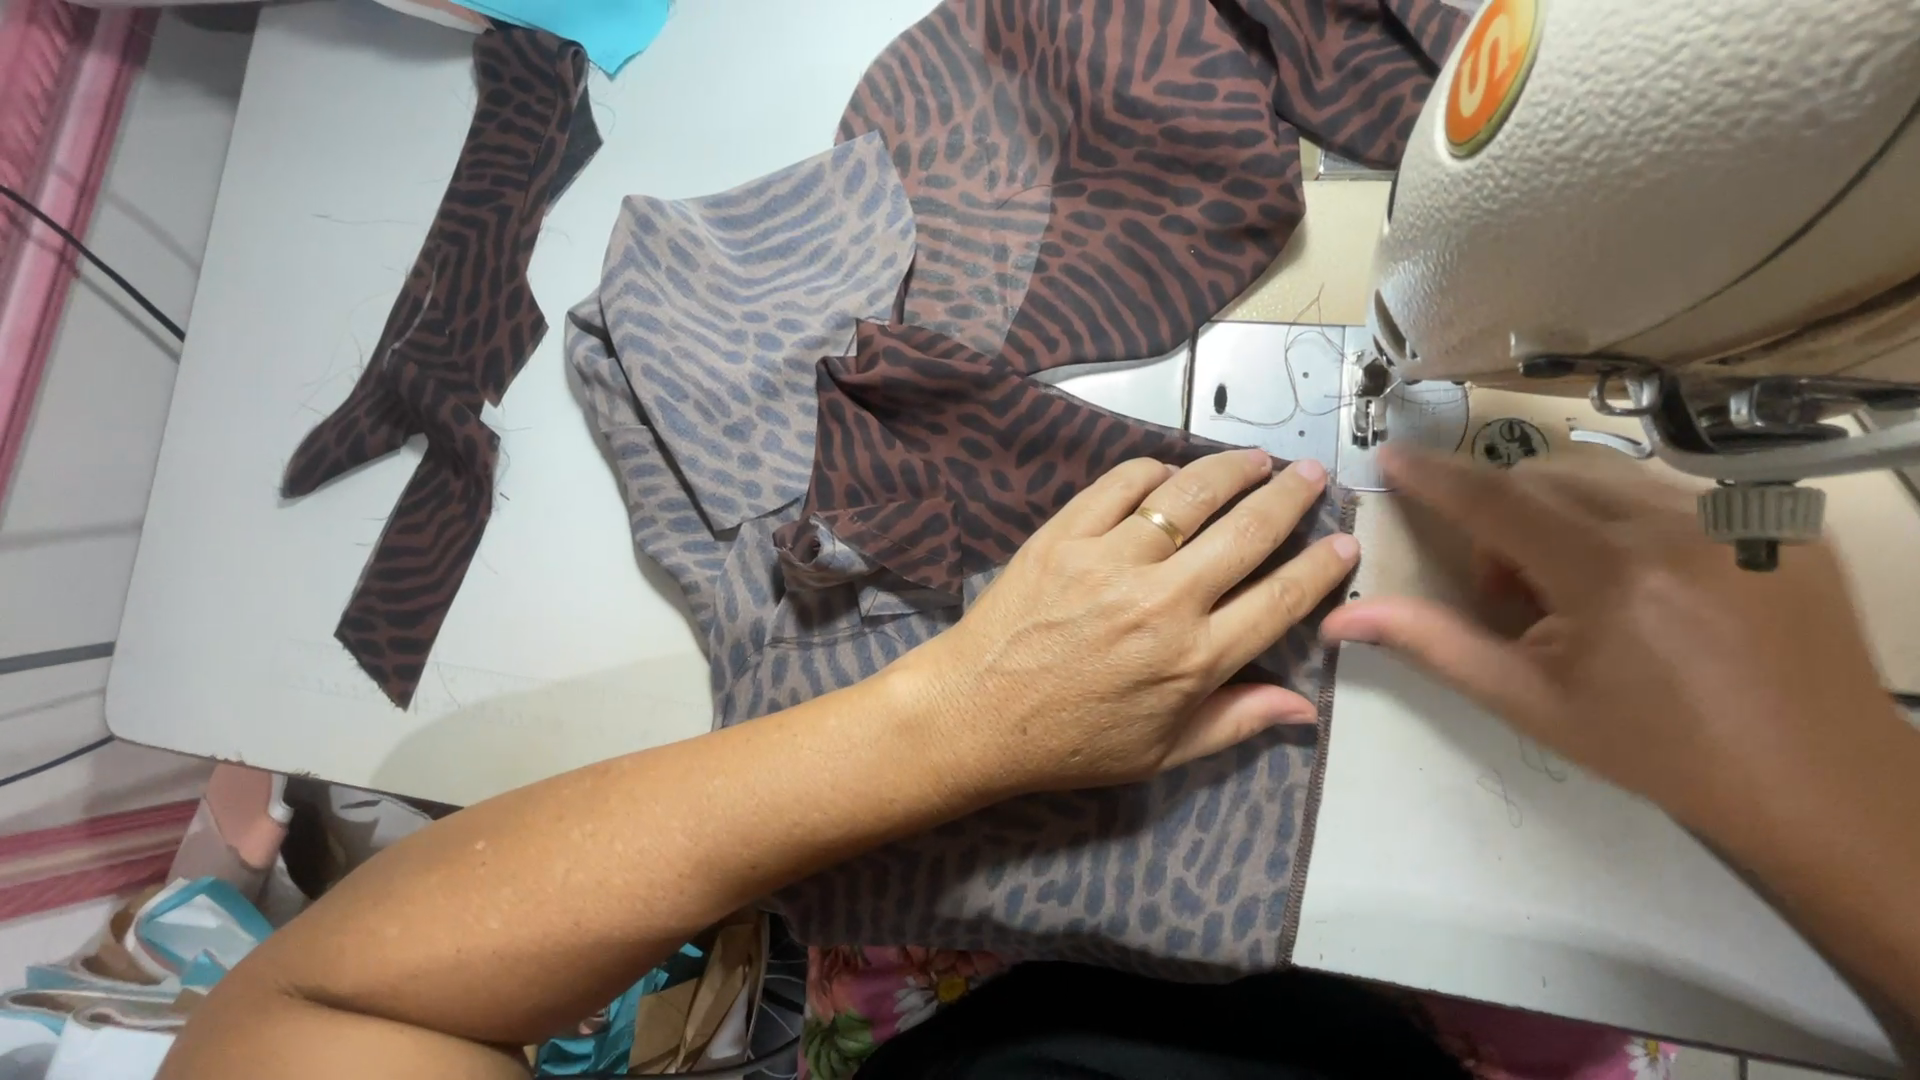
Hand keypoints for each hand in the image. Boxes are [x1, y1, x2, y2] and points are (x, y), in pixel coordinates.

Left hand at [899, 448, 1358, 794]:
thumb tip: (1306, 709)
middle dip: (1290, 497)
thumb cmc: (1069, 741)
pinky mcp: (1063, 535)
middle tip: (1311, 476)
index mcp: (1194, 658)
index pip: (1279, 598)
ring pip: (1188, 496)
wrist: (975, 713)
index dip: (1321, 566)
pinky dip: (1152, 471)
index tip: (1344, 542)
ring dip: (1231, 470)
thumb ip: (1235, 723)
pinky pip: (1119, 484)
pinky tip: (1169, 473)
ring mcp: (1109, 560)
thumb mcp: (1160, 752)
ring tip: (1254, 461)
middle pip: (1247, 532)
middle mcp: (1161, 600)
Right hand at [1320, 447, 1898, 824]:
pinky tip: (1645, 583)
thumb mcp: (1526, 699)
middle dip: (1502, 520)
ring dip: (1561, 515)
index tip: (1389, 455)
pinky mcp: (1782, 521)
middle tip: (1510, 592)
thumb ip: (1431, 643)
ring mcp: (1741, 517)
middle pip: (1545, 478)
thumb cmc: (1653, 747)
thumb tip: (1338, 619)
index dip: (1435, 477)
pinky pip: (1669, 490)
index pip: (1496, 501)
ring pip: (1605, 476)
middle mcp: (1679, 526)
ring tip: (1578, 588)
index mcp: (1611, 575)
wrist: (1820, 782)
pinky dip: (1624, 519)